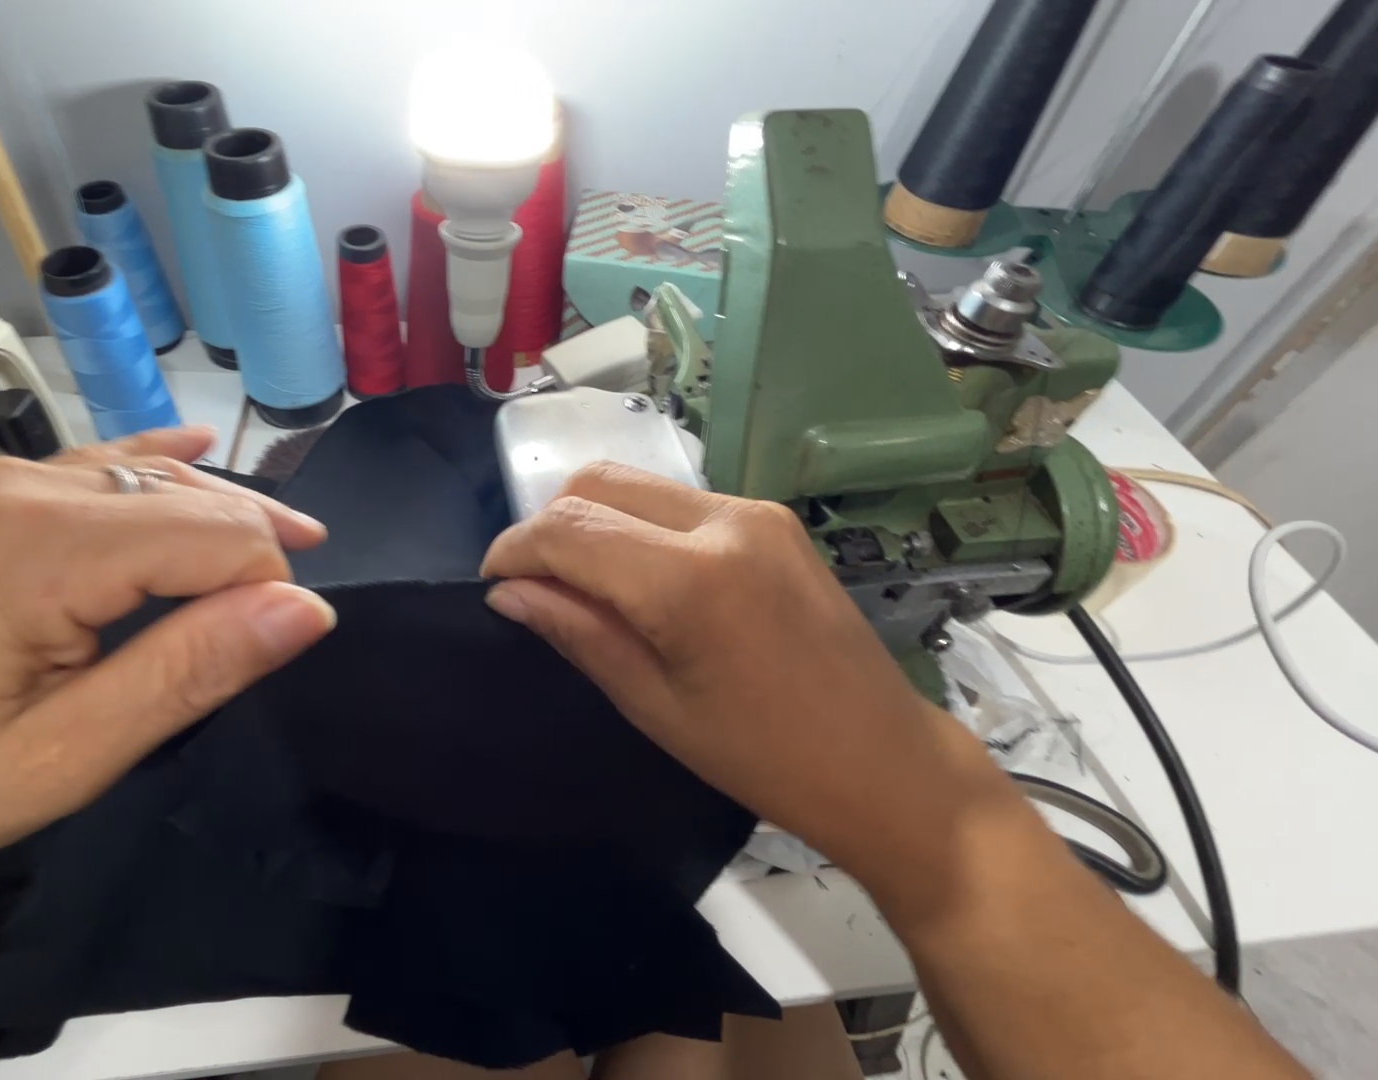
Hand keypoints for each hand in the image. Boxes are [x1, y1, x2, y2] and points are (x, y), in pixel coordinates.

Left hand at [0, 428, 336, 925]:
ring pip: (146, 476)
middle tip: (288, 615)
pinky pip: (92, 465)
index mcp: (47, 546)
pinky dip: (155, 466)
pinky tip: (195, 448)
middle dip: (254, 549)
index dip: (269, 586)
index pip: (220, 534)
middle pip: (189, 496)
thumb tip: (306, 609)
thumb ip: (194, 668)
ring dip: (217, 514)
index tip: (275, 646)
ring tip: (279, 553)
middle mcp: (23, 488)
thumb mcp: (68, 752)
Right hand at [479, 463, 991, 874]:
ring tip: (582, 583)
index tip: (493, 586)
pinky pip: (676, 499)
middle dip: (547, 525)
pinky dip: (635, 525)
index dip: (514, 549)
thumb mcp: (653, 704)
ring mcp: (754, 511)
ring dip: (592, 521)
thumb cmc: (763, 756)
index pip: (569, 529)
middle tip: (534, 585)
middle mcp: (724, 520)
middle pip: (596, 481)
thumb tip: (507, 592)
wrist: (885, 761)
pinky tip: (637, 576)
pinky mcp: (772, 517)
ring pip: (635, 482)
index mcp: (691, 579)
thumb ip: (577, 631)